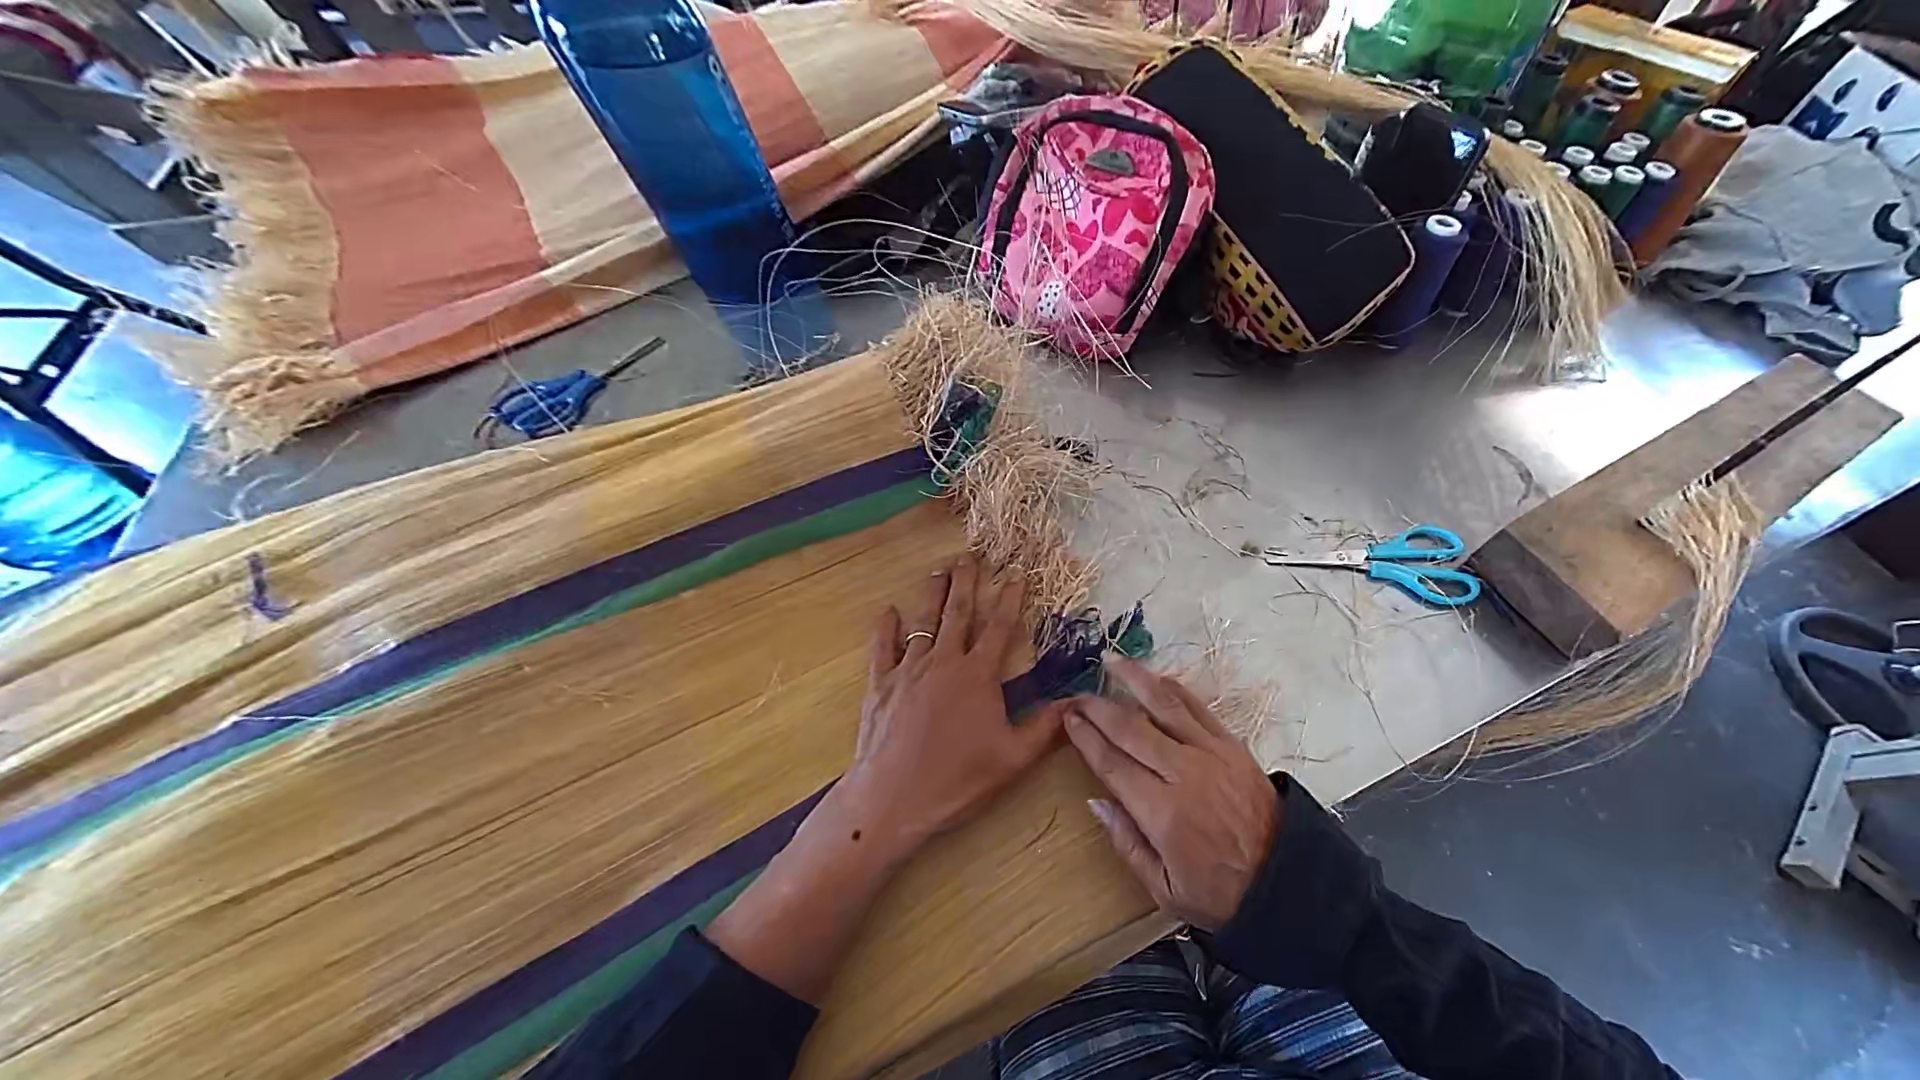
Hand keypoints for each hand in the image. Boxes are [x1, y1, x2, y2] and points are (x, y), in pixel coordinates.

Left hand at [706, 555, 1063, 1002]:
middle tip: (971, 555)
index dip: (1011, 598)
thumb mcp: (1012, 759)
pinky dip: (885, 628)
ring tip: (939, 571)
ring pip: (922, 622)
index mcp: (977, 675)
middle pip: (958, 613)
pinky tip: (887, 611)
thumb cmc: (957, 780)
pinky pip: (882, 648)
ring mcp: (908, 670)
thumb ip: (1046, 726)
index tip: (1017, 573)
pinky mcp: (880, 684)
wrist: (892, 797)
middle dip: (967, 582)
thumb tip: (1081, 700)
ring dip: (932, 595)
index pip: (1000, 628)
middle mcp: (943, 662)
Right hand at [1064, 656, 1279, 930]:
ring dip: (1135, 680)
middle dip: (1098, 708)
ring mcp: (1210, 753)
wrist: (1290, 881)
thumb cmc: (1220, 892)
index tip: (1067, 719)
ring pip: (1164, 706)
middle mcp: (1182, 773)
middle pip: (1129, 728)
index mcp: (1161, 811)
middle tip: (1077, 696)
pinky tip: (1155, 678)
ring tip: (1111, 663)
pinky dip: (1173, 689)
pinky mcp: (1231, 745)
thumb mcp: (1164, 888)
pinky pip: (1197, 707)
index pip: (1111, 763)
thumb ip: (1126, 842)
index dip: (1085, 738)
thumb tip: (1095, 800)